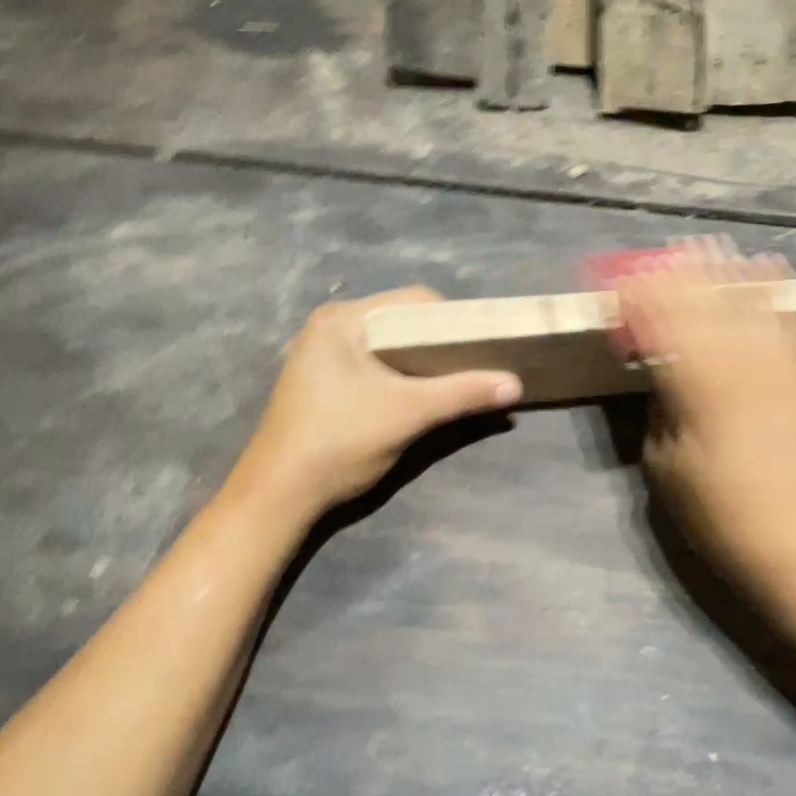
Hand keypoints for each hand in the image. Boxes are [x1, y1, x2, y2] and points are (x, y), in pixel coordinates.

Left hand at [228, 287, 521, 510]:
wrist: (279, 493)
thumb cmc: (341, 440)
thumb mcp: (409, 414)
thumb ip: (462, 393)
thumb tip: (515, 384)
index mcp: (343, 320)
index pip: (416, 301)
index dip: (456, 320)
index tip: (484, 347)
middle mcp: (330, 327)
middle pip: (403, 322)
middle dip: (442, 344)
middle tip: (476, 367)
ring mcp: (323, 355)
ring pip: (390, 346)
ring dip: (424, 364)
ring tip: (456, 384)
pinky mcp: (323, 382)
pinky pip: (375, 366)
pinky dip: (403, 377)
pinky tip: (420, 399)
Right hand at [618, 251, 795, 596]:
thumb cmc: (728, 518)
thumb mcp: (669, 470)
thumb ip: (661, 411)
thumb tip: (661, 376)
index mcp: (699, 382)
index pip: (660, 318)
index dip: (635, 295)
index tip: (616, 283)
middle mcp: (743, 356)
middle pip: (702, 296)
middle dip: (672, 274)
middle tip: (650, 262)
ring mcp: (785, 358)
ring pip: (747, 295)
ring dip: (718, 269)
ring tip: (699, 250)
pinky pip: (790, 314)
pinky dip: (771, 287)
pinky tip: (761, 267)